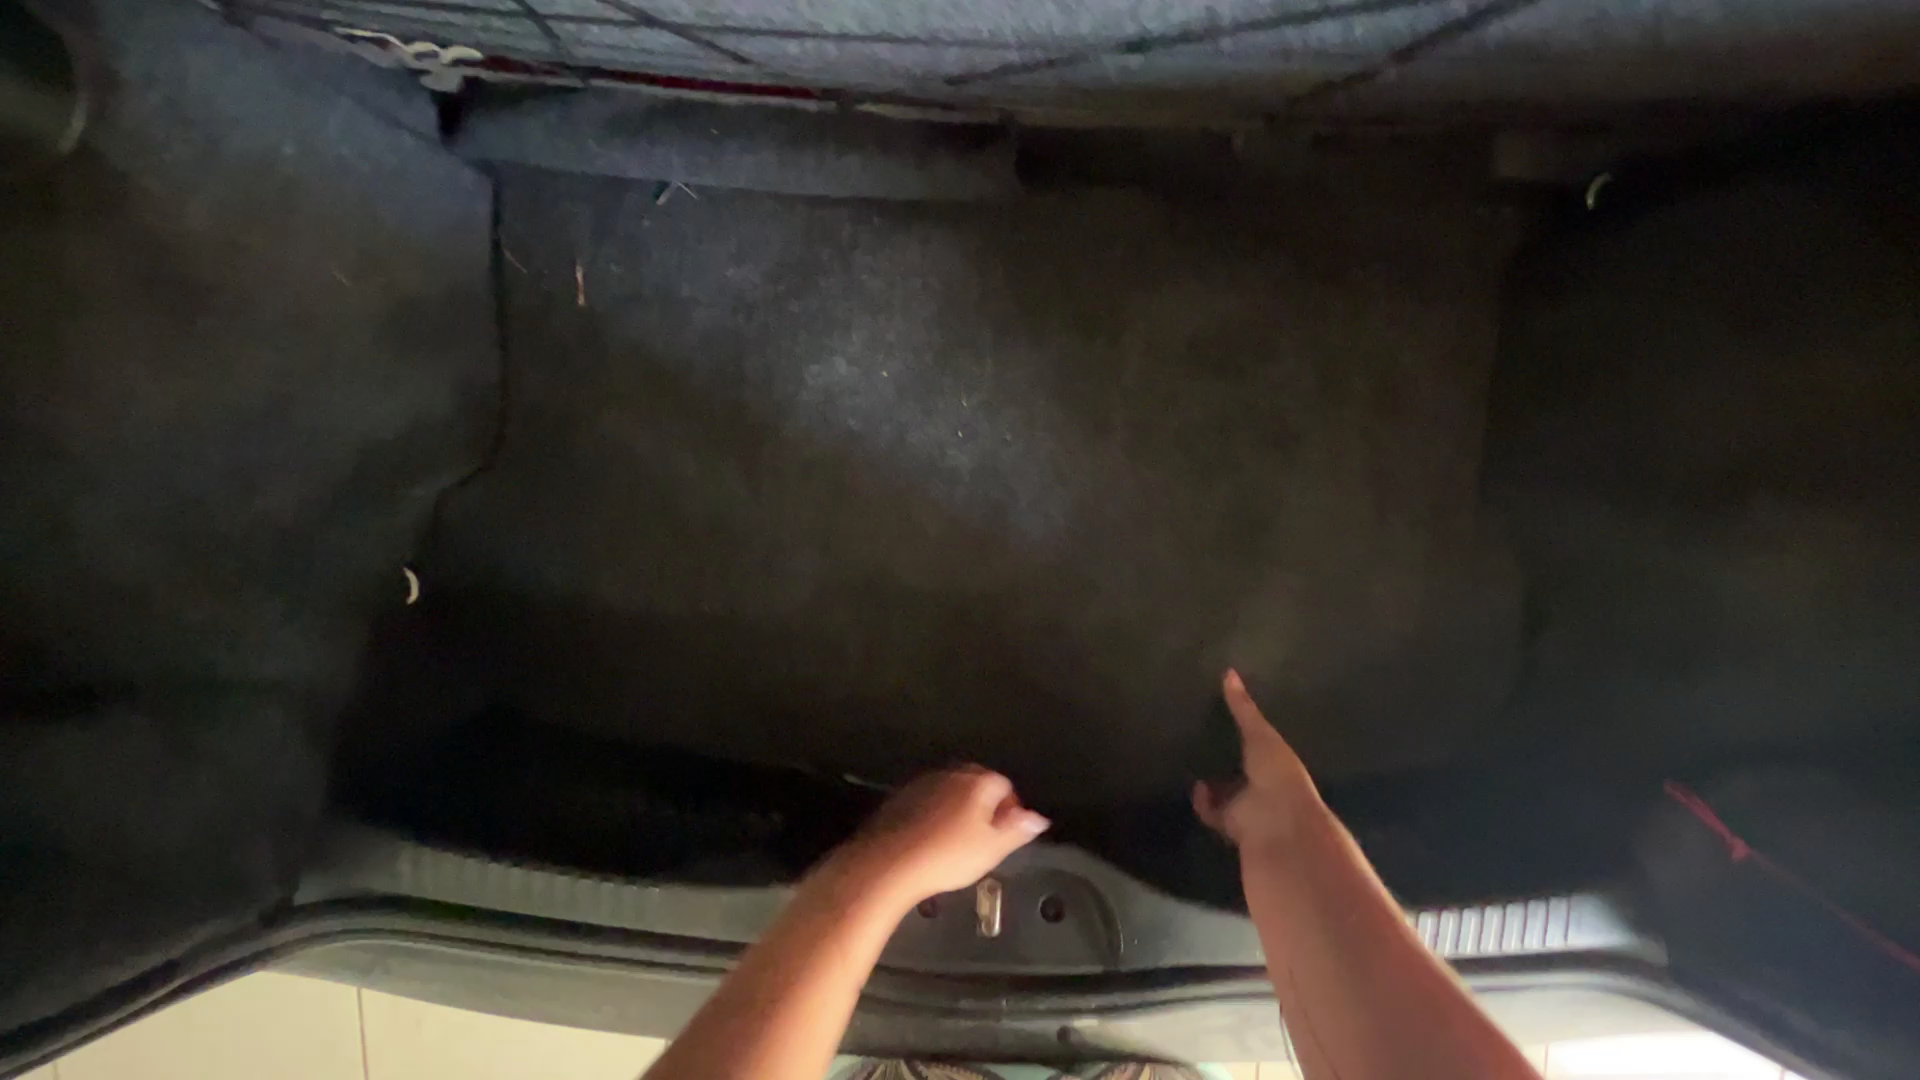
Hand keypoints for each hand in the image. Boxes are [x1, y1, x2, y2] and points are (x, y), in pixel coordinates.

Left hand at [833, 766, 1049, 908]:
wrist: (889, 862)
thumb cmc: (946, 856)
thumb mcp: (992, 848)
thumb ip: (1018, 829)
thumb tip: (1037, 818)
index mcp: (978, 782)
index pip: (1005, 785)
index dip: (1010, 809)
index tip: (1007, 833)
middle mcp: (952, 774)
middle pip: (978, 784)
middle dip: (985, 806)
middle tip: (985, 838)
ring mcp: (925, 783)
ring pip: (951, 791)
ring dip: (959, 810)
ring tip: (958, 842)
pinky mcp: (902, 796)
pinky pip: (928, 800)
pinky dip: (935, 814)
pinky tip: (932, 839)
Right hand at [1193, 669, 1325, 850]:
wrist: (1277, 822)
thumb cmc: (1278, 773)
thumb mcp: (1260, 734)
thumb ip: (1243, 708)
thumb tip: (1229, 672)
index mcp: (1277, 764)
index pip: (1260, 747)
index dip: (1247, 735)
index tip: (1227, 719)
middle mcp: (1262, 786)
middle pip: (1241, 771)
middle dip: (1224, 759)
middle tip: (1199, 737)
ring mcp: (1246, 807)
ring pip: (1224, 792)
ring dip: (1210, 780)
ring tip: (1189, 758)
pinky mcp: (1228, 823)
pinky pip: (1210, 810)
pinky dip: (1201, 800)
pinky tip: (1196, 784)